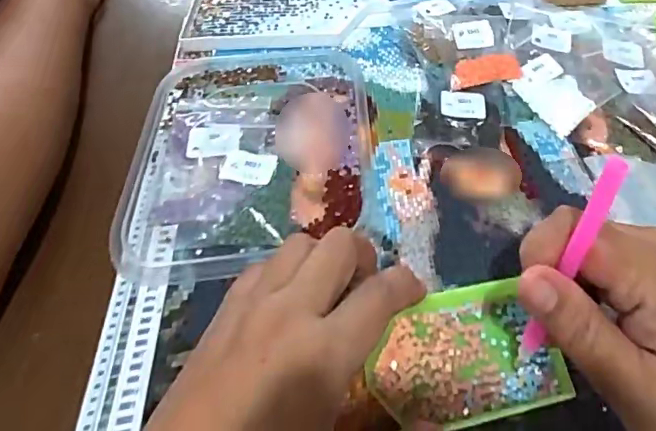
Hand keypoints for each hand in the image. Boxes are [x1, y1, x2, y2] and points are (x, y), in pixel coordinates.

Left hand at [147, 229, 424, 430]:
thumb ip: (380, 428)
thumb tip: (432, 423)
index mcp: (322, 354)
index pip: (379, 294)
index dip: (406, 284)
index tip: (416, 291)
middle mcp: (290, 311)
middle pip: (340, 245)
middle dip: (364, 257)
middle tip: (368, 289)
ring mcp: (252, 303)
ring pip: (301, 243)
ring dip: (322, 258)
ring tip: (327, 291)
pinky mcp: (223, 308)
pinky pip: (264, 263)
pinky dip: (285, 270)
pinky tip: (284, 303)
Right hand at [516, 209, 655, 430]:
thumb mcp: (636, 385)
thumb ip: (580, 329)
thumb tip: (525, 278)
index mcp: (647, 263)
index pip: (570, 226)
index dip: (540, 258)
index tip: (534, 311)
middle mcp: (647, 241)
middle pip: (573, 232)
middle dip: (551, 274)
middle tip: (556, 335)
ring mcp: (651, 252)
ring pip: (581, 245)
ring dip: (566, 285)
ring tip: (581, 339)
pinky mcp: (651, 267)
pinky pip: (598, 260)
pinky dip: (583, 289)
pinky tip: (599, 329)